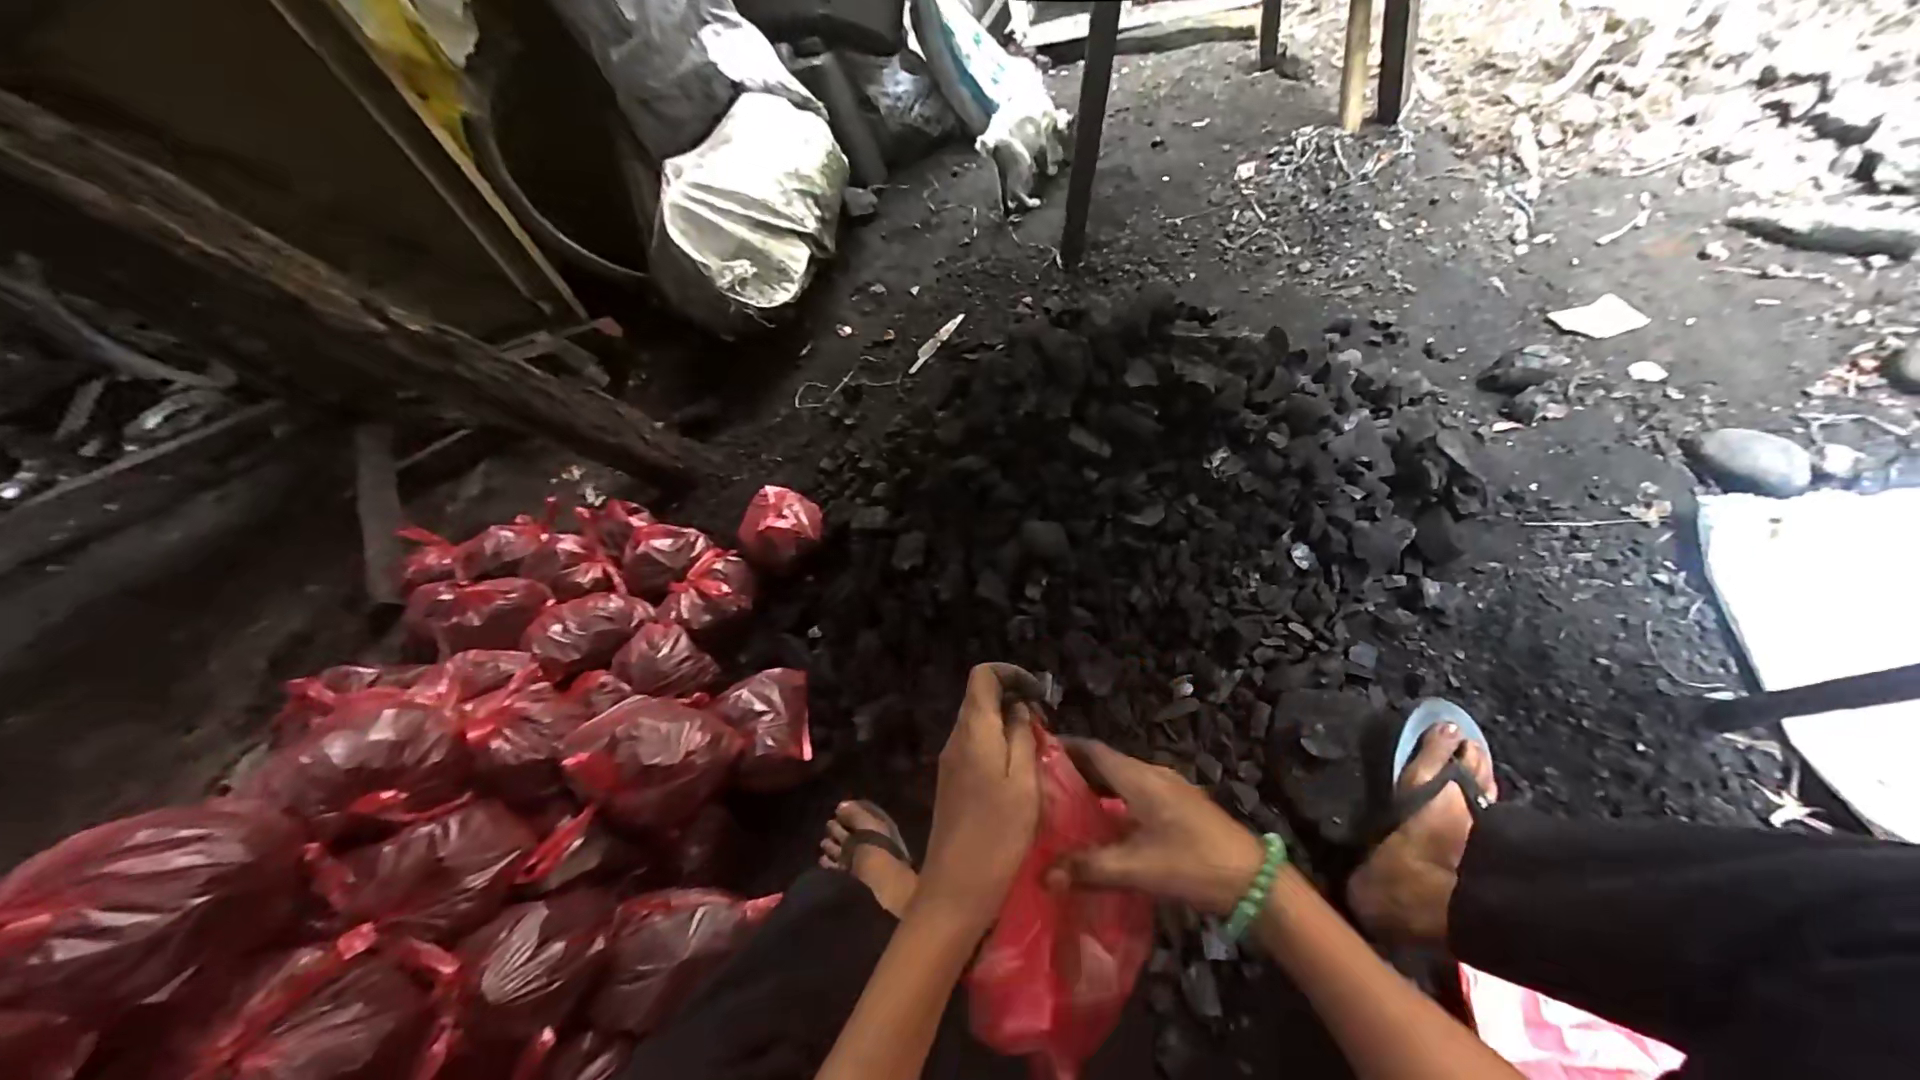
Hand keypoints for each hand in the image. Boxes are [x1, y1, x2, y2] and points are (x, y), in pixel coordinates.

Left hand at [913, 663, 1042, 932]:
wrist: (955, 889)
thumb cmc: (997, 835)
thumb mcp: (1023, 783)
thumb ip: (1022, 737)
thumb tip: (1019, 708)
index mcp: (973, 731)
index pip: (982, 676)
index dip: (1011, 673)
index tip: (1038, 693)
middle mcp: (955, 739)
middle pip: (980, 698)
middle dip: (1013, 700)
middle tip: (1045, 725)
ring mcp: (950, 761)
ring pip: (979, 724)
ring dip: (1008, 725)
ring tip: (1038, 748)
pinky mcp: (952, 782)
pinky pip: (976, 747)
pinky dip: (999, 746)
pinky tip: (1019, 772)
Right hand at [1048, 739, 1265, 915]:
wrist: (1255, 881)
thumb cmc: (1192, 863)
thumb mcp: (1137, 868)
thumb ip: (1088, 868)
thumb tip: (1042, 875)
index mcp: (1139, 777)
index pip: (1093, 749)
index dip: (1064, 747)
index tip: (1036, 752)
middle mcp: (1152, 774)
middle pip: (1105, 763)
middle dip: (1075, 770)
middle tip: (1042, 785)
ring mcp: (1170, 789)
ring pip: (1122, 780)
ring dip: (1095, 788)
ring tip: (1065, 806)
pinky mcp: (1181, 807)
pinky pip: (1136, 794)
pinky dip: (1114, 801)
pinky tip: (1105, 826)